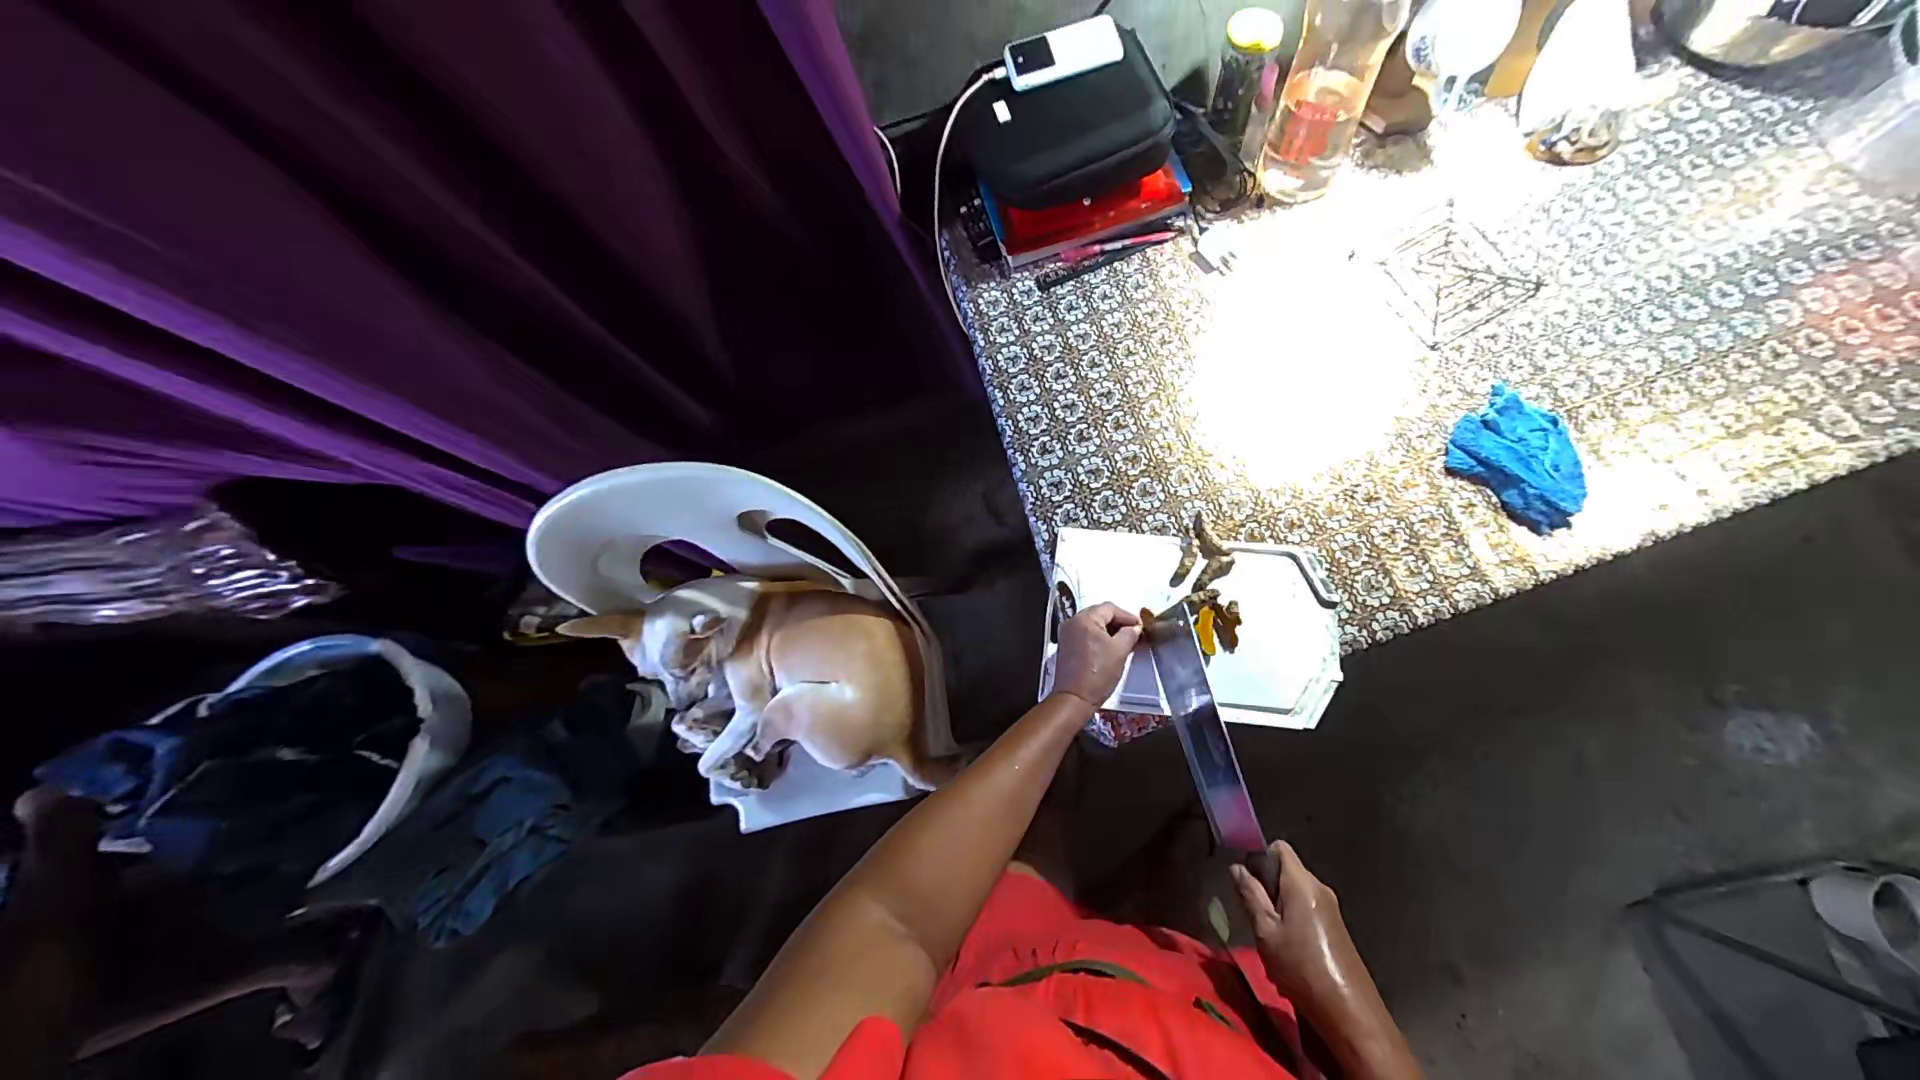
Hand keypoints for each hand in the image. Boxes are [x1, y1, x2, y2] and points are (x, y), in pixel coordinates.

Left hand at [1050, 602, 1141, 708]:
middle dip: (1118, 622)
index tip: (1140, 627)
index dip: (1128, 616)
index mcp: (1085, 619)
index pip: (1110, 608)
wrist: (1074, 698)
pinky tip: (1110, 648)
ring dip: (1109, 630)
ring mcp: (1067, 634)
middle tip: (1134, 634)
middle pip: (1099, 614)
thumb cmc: (1098, 673)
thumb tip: (1134, 628)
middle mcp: (1072, 622)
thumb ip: (1129, 634)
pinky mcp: (1066, 646)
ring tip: (1125, 642)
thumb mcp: (1120, 651)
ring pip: (1092, 624)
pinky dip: (1098, 637)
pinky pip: (1085, 634)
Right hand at [1230, 840, 1372, 1007]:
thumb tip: (1237, 868)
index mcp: (1303, 883)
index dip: (1258, 856)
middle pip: (1285, 871)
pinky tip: (1286, 952)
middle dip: (1265, 886)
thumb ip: (1249, 895)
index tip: (1245, 879)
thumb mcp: (1265, 932)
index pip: (1278, 847)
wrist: (1350, 1015)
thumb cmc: (1302, 968)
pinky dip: (1291, 922)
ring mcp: (1331, 909)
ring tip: (1268, 938)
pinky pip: (1306, 910)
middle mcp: (1320, 889)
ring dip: (1277, 908)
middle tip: (1253, 914)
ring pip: (1294, 893)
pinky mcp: (1335, 928)